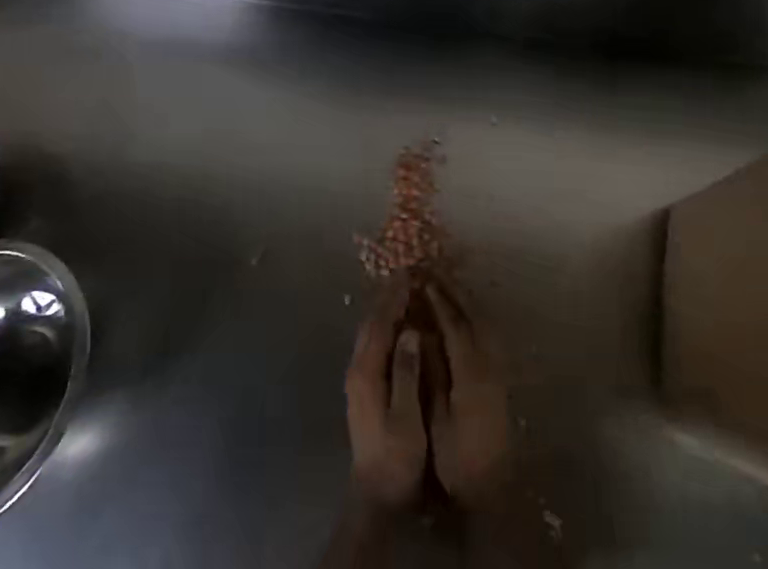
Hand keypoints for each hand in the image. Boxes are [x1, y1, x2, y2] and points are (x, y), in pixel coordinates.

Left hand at [343, 278, 427, 510]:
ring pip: (369, 332)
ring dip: (383, 309)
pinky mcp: (362, 386)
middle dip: (386, 297)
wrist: (376, 494)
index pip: (380, 324)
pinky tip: (398, 324)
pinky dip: (383, 325)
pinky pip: (372, 343)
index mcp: (366, 373)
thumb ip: (406, 372)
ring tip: (402, 289)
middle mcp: (357, 369)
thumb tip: (411, 331)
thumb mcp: (406, 417)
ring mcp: (357, 378)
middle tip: (405, 274)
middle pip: (370, 323)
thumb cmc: (396, 458)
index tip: (408, 275)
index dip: (393, 298)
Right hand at [426, 279, 513, 510]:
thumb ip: (431, 371)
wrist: (492, 488)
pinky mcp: (499, 377)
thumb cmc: (457, 457)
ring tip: (447, 282)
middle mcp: (489, 366)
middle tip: (434, 271)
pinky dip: (474, 315)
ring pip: (484, 323)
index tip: (423, 282)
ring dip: (466, 300)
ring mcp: (498, 370)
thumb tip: (420, 334)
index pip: (455, 327)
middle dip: (454, 292)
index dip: (439, 302)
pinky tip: (464, 311)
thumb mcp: (438, 417)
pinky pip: (488, 334)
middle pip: (473, 318)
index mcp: (472, 374)